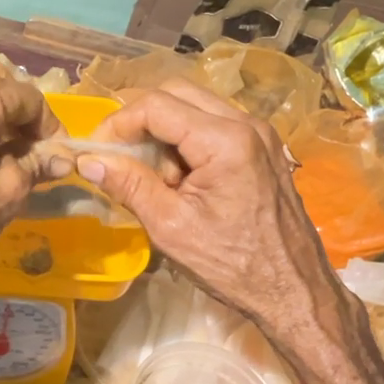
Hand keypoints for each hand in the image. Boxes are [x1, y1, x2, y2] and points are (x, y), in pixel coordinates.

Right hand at [76, 80, 349, 338]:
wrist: (294, 291)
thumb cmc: (232, 265)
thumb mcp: (170, 227)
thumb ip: (129, 185)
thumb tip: (88, 161)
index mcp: (225, 140)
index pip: (156, 105)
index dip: (118, 123)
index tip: (97, 151)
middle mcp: (247, 123)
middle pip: (177, 92)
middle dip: (140, 120)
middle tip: (119, 156)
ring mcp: (260, 133)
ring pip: (196, 106)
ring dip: (164, 130)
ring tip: (151, 174)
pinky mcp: (264, 148)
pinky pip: (214, 124)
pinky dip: (187, 140)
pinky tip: (179, 178)